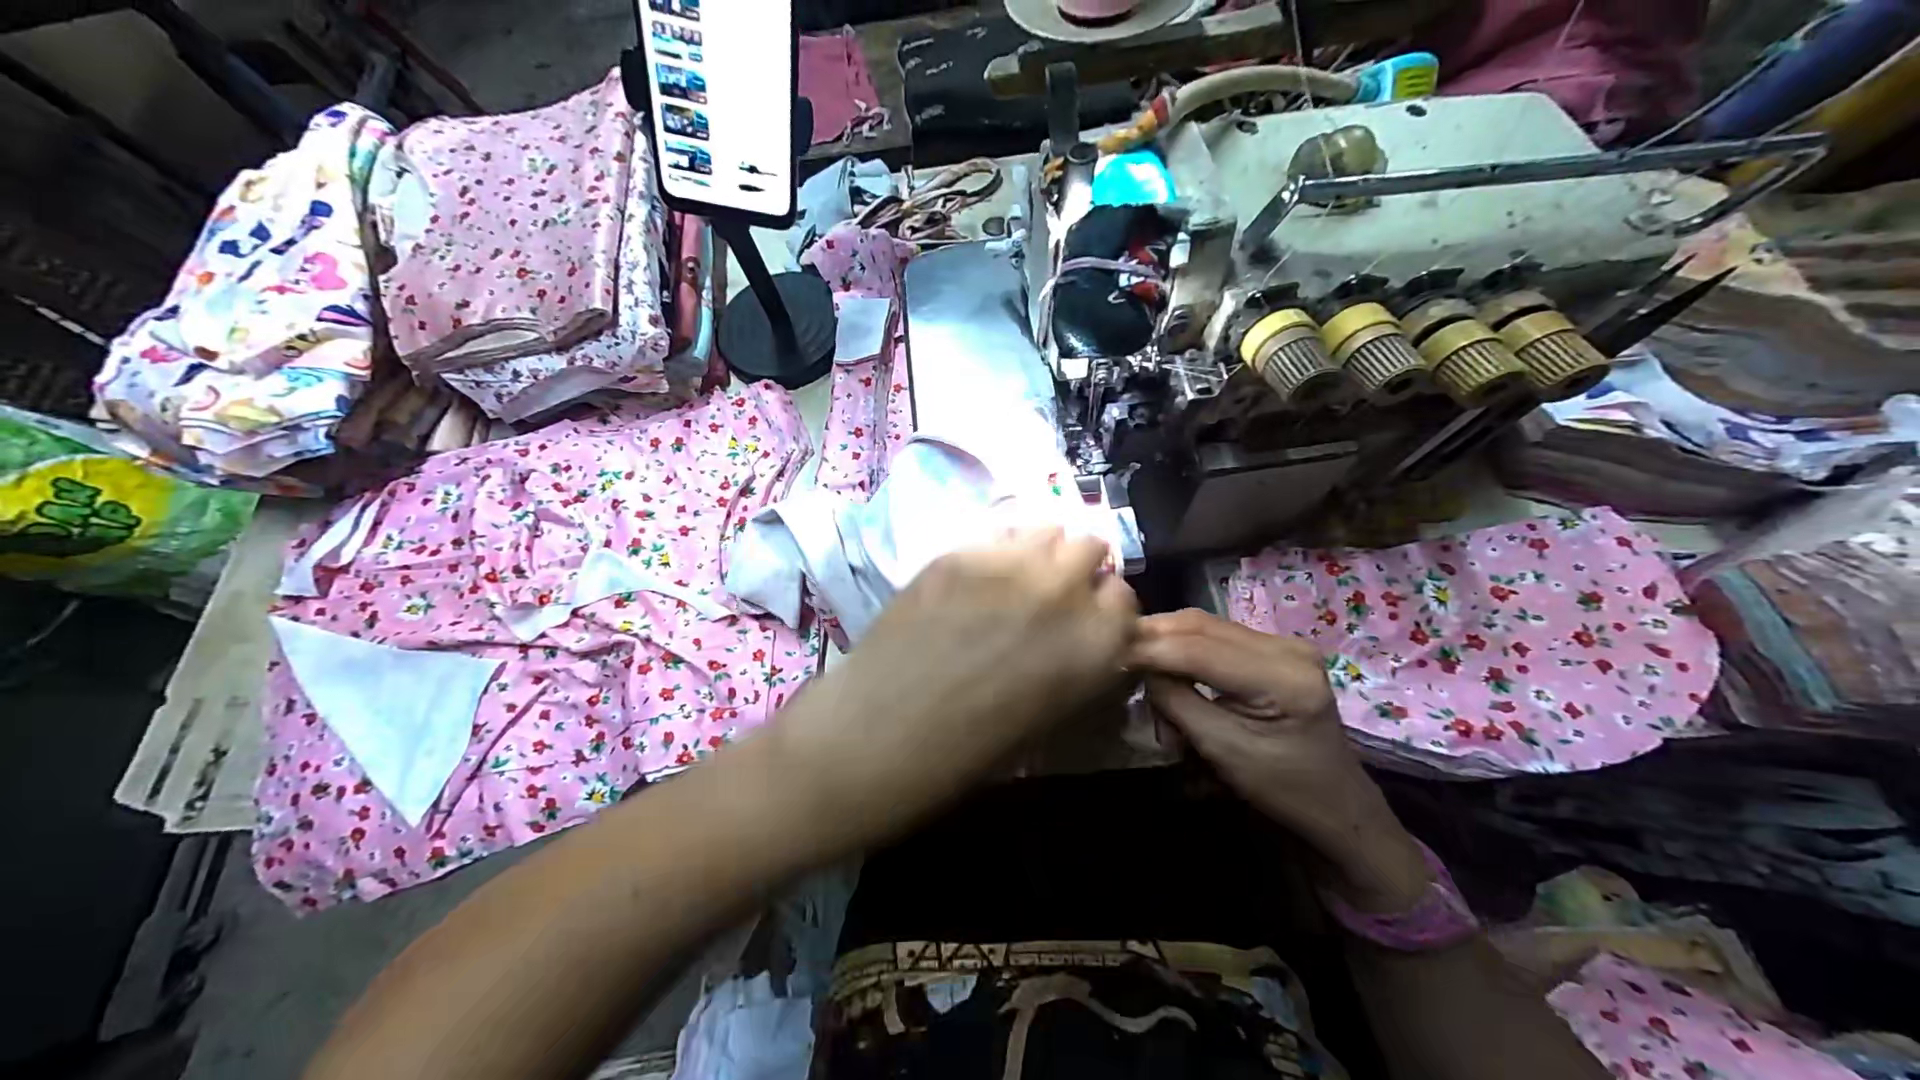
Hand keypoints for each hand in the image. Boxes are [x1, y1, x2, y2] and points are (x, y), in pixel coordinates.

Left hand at [766, 528, 1137, 850]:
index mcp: (1098, 641)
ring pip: (1046, 530)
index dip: (1102, 608)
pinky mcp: (960, 552)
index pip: (1124, 597)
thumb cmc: (970, 750)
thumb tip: (1080, 633)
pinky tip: (971, 584)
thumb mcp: (1050, 714)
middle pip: (1090, 548)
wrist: (883, 733)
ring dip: (1040, 552)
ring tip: (1014, 580)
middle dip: (1076, 570)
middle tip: (1047, 596)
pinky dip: (996, 554)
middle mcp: (1063, 590)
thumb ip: (1077, 661)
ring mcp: (1008, 564)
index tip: (1084, 618)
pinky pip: (997, 537)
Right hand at [1131, 610, 1431, 912]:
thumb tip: (1138, 666)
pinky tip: (1168, 666)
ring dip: (1167, 642)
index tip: (1107, 653)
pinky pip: (1217, 637)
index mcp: (1282, 675)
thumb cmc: (1281, 788)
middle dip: (1153, 637)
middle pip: (1200, 625)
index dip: (1148, 647)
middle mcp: (1286, 646)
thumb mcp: (1220, 748)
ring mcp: (1284, 644)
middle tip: (1115, 653)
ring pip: (1204, 626)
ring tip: (1141, 667)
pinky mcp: (1276, 650)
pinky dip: (1186, 649)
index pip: (1197, 647)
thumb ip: (1176, 700)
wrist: (1335, 805)